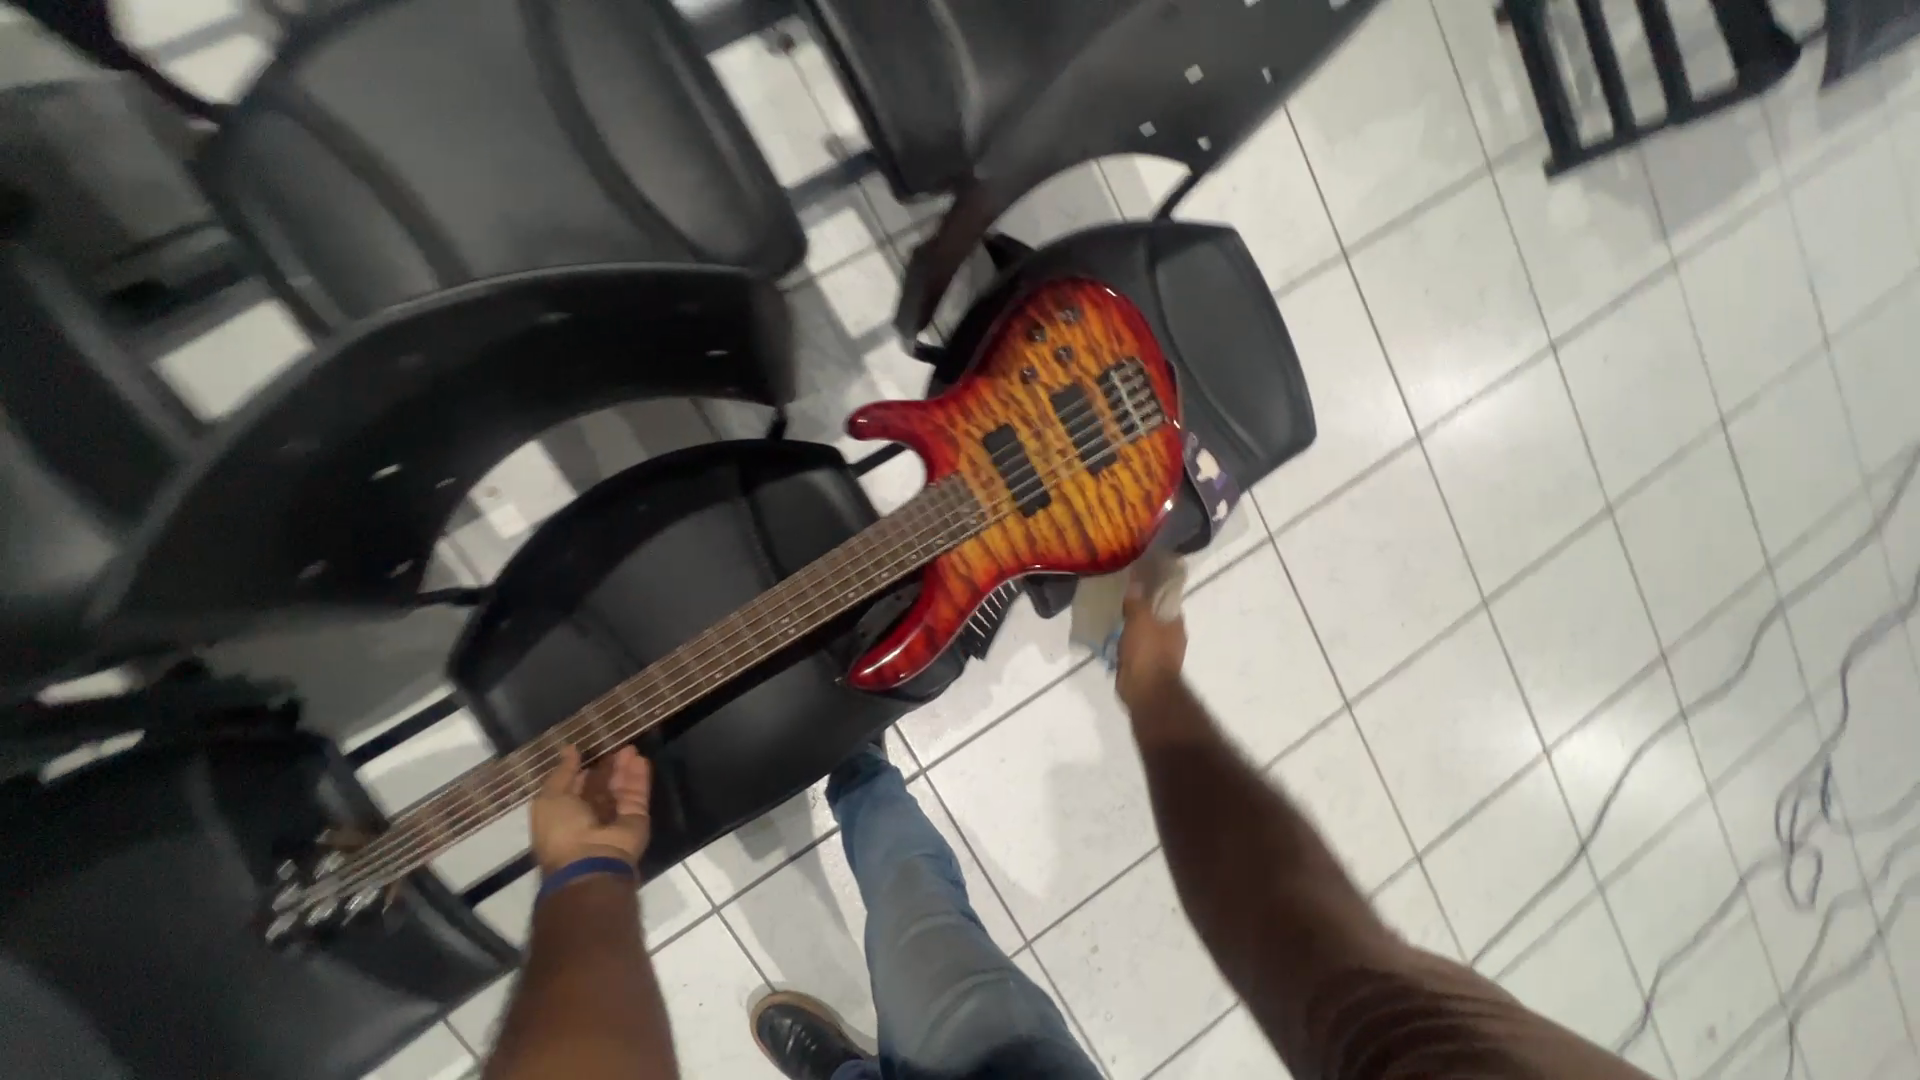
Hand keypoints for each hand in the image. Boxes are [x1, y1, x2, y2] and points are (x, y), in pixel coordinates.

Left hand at [531, 744, 652, 873]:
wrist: (590, 861)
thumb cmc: (561, 830)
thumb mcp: (549, 798)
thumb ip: (562, 772)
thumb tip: (570, 749)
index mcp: (564, 814)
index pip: (574, 787)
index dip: (581, 768)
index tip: (589, 747)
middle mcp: (590, 816)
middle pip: (601, 786)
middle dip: (607, 766)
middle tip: (614, 744)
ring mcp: (615, 817)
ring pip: (621, 787)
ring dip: (625, 768)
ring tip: (629, 747)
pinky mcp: (636, 818)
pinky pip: (638, 794)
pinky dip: (639, 777)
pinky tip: (639, 759)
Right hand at [1116, 581, 1186, 711]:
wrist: (1144, 691)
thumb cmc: (1147, 652)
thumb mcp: (1140, 620)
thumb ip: (1137, 601)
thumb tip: (1136, 582)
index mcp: (1175, 623)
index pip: (1167, 599)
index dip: (1153, 589)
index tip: (1137, 581)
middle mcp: (1170, 637)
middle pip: (1154, 615)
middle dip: (1139, 607)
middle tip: (1120, 596)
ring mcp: (1158, 653)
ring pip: (1143, 632)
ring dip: (1130, 625)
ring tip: (1112, 613)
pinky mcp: (1144, 665)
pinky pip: (1133, 647)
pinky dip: (1124, 641)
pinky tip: (1111, 635)